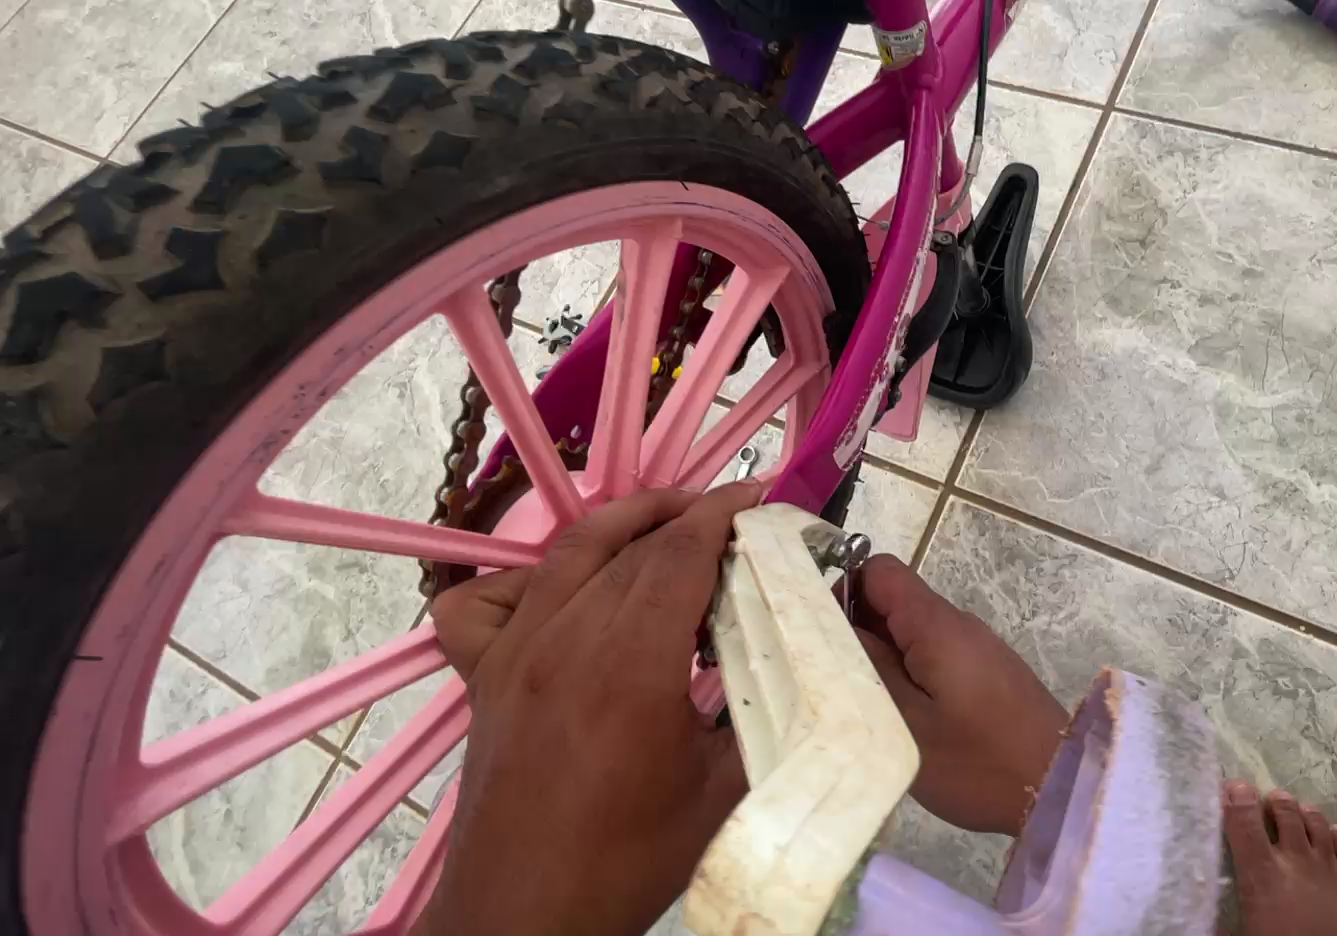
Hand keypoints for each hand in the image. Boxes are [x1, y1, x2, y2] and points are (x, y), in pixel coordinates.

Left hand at [417, 483, 761, 935]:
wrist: (520, 925)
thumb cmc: (629, 859)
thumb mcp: (722, 787)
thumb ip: (766, 710)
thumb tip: (802, 657)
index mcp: (632, 665)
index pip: (680, 552)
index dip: (723, 513)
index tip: (757, 496)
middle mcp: (566, 640)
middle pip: (637, 545)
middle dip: (693, 517)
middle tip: (736, 527)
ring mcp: (514, 652)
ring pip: (572, 550)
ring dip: (628, 521)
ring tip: (671, 522)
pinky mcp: (482, 675)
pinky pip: (487, 599)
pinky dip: (528, 575)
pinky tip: (566, 589)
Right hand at [851, 556, 1067, 836]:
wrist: (1059, 783)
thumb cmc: (978, 760)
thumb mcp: (908, 723)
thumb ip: (870, 669)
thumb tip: (837, 626)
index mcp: (934, 623)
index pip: (879, 569)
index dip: (843, 588)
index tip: (817, 631)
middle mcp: (955, 623)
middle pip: (893, 598)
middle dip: (857, 628)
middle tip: (833, 677)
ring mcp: (973, 646)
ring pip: (911, 630)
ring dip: (882, 654)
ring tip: (862, 700)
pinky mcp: (983, 671)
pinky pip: (933, 653)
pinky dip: (908, 671)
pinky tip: (900, 714)